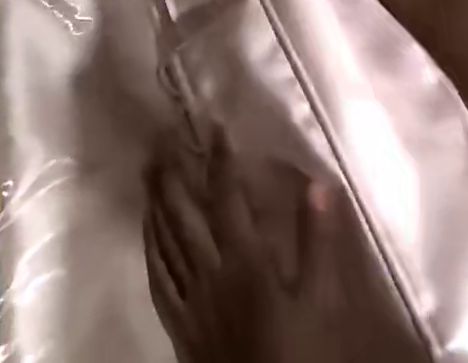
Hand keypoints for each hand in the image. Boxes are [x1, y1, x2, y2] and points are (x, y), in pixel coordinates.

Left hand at [144, 128, 396, 362]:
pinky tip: (146, 233)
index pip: (226, 198)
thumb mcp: (321, 301)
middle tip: (161, 140)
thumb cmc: (300, 354)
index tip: (213, 127)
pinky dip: (149, 248)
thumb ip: (318, 240)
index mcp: (244, 261)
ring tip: (148, 173)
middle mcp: (209, 273)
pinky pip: (157, 278)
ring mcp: (189, 300)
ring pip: (164, 242)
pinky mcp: (179, 325)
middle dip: (172, 175)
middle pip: (183, 215)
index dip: (219, 160)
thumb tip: (318, 182)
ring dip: (155, 203)